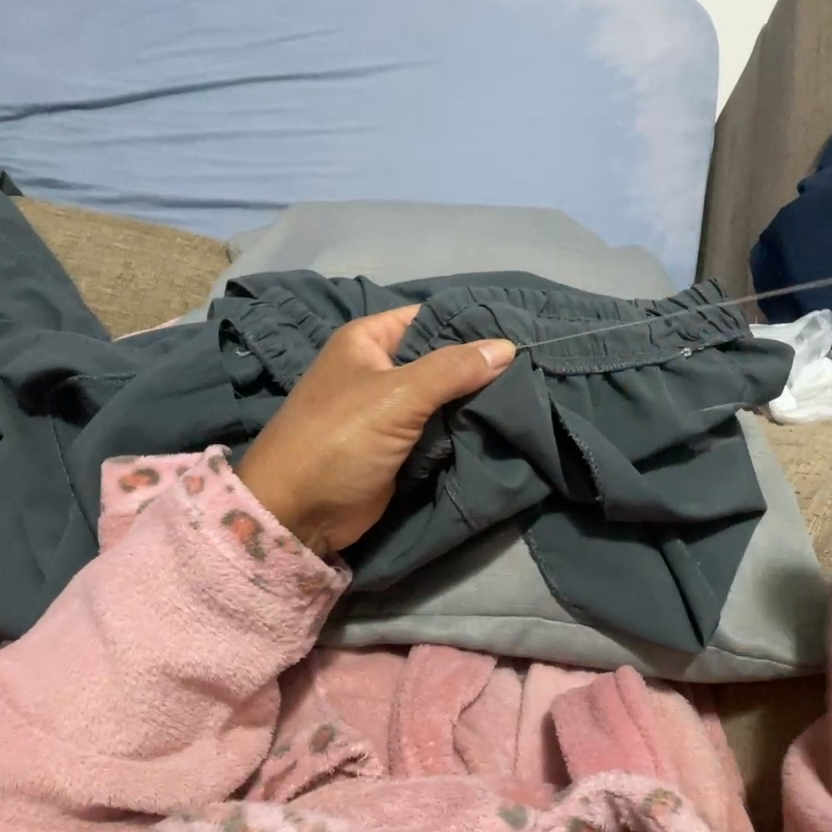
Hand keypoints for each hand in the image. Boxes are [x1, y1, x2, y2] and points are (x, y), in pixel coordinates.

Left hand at [235, 306, 514, 556]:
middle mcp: (379, 369)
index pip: (430, 318)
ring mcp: (389, 411)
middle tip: (533, 369)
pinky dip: (464, 431)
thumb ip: (453, 369)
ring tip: (527, 395)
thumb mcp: (398, 396)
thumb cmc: (340, 439)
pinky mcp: (398, 447)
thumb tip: (507, 347)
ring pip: (444, 398)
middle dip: (480, 367)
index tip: (519, 332)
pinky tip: (501, 425)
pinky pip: (438, 430)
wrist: (299, 513)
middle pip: (440, 359)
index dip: (471, 325)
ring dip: (475, 402)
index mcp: (369, 341)